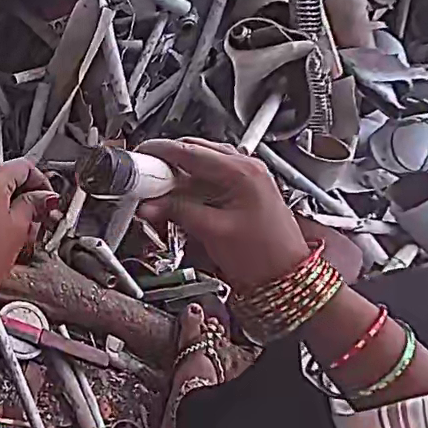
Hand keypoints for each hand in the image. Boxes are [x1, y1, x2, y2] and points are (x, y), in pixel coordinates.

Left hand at [0, 159, 57, 363]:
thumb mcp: (18, 229)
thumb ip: (33, 205)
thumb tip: (43, 197)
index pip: (24, 166)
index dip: (41, 182)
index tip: (49, 199)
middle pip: (8, 177)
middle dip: (28, 195)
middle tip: (41, 216)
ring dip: (13, 205)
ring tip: (24, 230)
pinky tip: (7, 234)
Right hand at [135, 138, 309, 289]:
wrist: (287, 276)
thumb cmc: (264, 256)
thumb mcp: (213, 232)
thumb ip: (178, 212)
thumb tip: (151, 205)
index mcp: (242, 171)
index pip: (191, 151)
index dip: (160, 151)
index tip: (141, 155)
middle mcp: (247, 169)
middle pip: (196, 153)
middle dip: (167, 164)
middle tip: (144, 177)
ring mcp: (246, 179)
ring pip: (202, 166)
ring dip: (179, 177)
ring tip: (158, 192)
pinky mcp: (243, 192)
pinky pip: (211, 181)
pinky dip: (191, 188)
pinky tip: (179, 201)